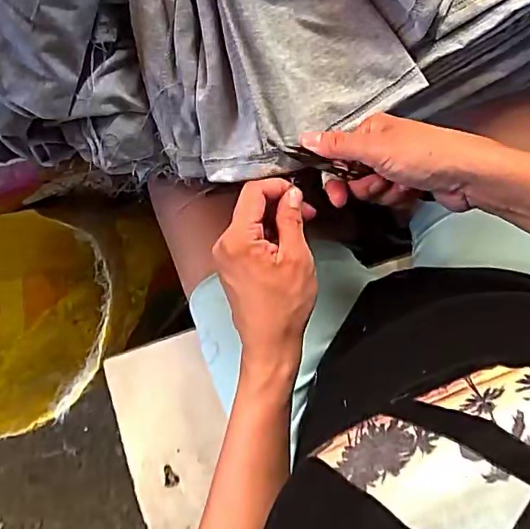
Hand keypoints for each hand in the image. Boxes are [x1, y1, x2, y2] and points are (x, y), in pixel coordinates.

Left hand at [211, 178, 317, 376]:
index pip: (252, 192)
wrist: (270, 342)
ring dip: (274, 219)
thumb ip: (292, 219)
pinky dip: (267, 233)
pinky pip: (248, 236)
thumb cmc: (283, 309)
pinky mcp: (230, 262)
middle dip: (278, 203)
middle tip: (305, 212)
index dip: (277, 186)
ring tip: (299, 229)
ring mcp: (225, 254)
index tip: (297, 192)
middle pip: (250, 205)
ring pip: (250, 220)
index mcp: (237, 239)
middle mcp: (224, 243)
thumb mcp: (297, 256)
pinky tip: (285, 243)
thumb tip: (291, 195)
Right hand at [302, 113, 505, 211]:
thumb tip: (307, 137)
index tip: (336, 192)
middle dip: (363, 186)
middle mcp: (383, 145)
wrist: (470, 175)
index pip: (338, 153)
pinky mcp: (411, 182)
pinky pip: (390, 196)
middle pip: (353, 174)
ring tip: (401, 185)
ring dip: (383, 193)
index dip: (335, 175)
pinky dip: (398, 198)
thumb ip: (337, 145)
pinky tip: (412, 191)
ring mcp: (398, 165)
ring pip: (372, 188)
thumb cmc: (429, 154)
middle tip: (374, 188)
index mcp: (372, 130)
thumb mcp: (374, 148)